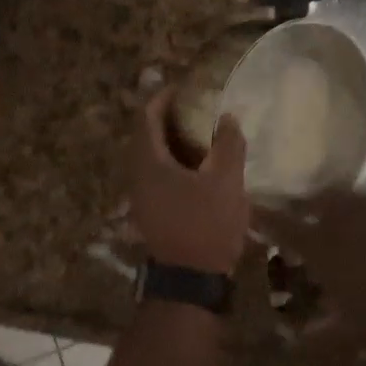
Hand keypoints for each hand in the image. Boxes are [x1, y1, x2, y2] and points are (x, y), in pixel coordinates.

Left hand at [128, 91, 248, 275]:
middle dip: (165, 118)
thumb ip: (228, 145)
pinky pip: (155, 175)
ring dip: (169, 141)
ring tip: (197, 133)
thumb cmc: (206, 225)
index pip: (146, 117)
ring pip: (149, 157)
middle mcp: (137, 175)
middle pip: (144, 136)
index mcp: (149, 162)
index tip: (181, 86)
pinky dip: (171, 162)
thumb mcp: (226, 182)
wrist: (190, 280)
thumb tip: (228, 117)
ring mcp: (140, 197)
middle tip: (192, 107)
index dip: (161, 97)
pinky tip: (195, 167)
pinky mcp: (149, 212)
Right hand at [258, 190, 365, 356]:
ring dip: (318, 200)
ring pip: (333, 197)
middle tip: (281, 209)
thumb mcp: (349, 334)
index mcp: (319, 245)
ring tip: (313, 207)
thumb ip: (314, 340)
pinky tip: (353, 213)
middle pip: (306, 203)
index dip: (261, 217)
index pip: (281, 226)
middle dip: (290, 204)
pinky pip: (360, 198)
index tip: (245, 207)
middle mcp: (338, 218)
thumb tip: (286, 346)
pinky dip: (348, 203)